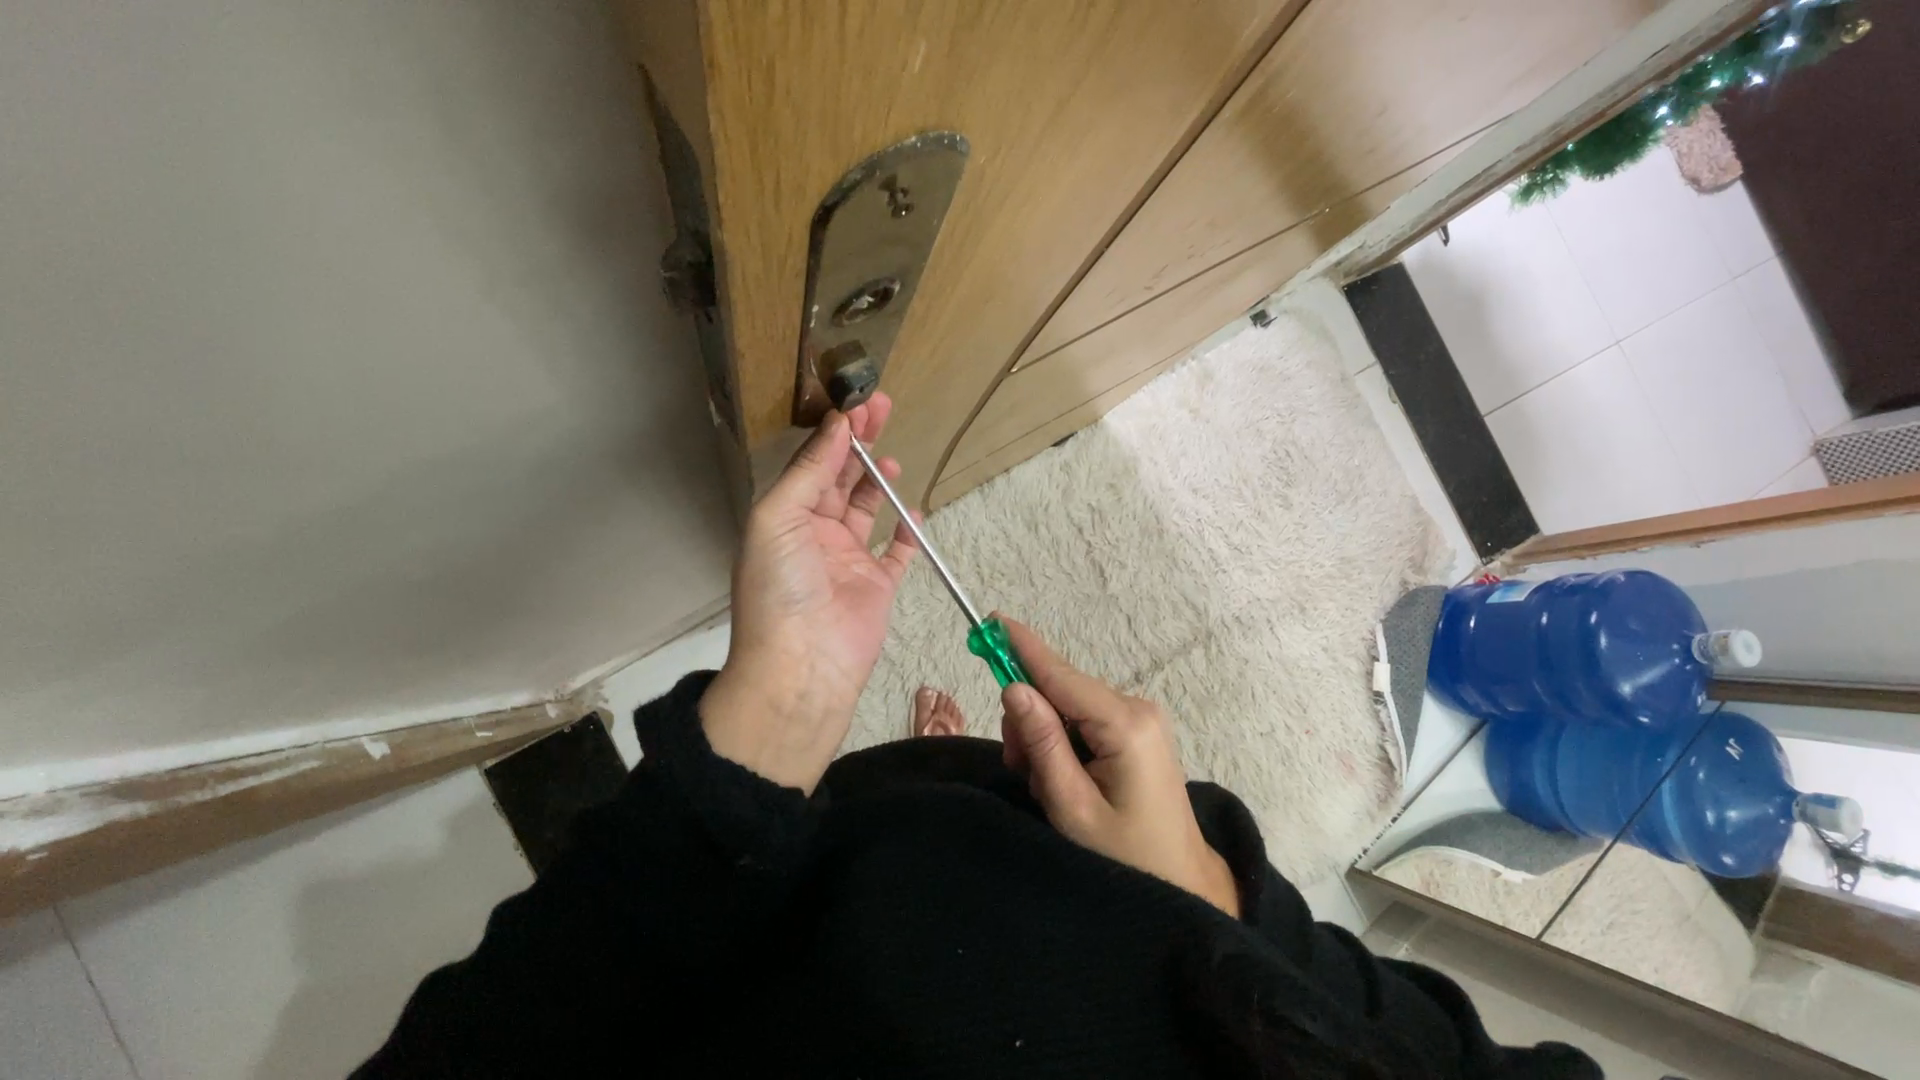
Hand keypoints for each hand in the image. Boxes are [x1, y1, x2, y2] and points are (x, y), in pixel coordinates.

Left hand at [700, 394, 917, 792]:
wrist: (802, 664)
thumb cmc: (780, 587)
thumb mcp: (778, 518)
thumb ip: (809, 471)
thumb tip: (837, 427)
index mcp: (785, 517)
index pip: (811, 465)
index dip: (834, 434)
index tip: (858, 404)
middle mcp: (814, 535)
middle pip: (840, 479)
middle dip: (859, 445)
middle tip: (882, 409)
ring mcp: (848, 560)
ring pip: (865, 510)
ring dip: (877, 482)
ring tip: (890, 459)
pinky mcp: (878, 586)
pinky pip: (896, 552)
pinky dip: (905, 530)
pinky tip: (912, 509)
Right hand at [997, 618, 1240, 917]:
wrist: (1181, 882)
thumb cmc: (1124, 855)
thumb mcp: (1072, 804)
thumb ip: (1043, 743)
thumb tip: (1013, 687)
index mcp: (1125, 724)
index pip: (1061, 676)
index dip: (1022, 649)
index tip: (990, 620)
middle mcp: (1136, 708)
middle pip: (1060, 689)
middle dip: (1029, 721)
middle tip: (1021, 768)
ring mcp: (1140, 717)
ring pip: (1067, 705)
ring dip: (1044, 737)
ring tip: (1046, 784)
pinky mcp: (1136, 730)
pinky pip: (1083, 719)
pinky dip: (1062, 742)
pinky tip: (1061, 777)